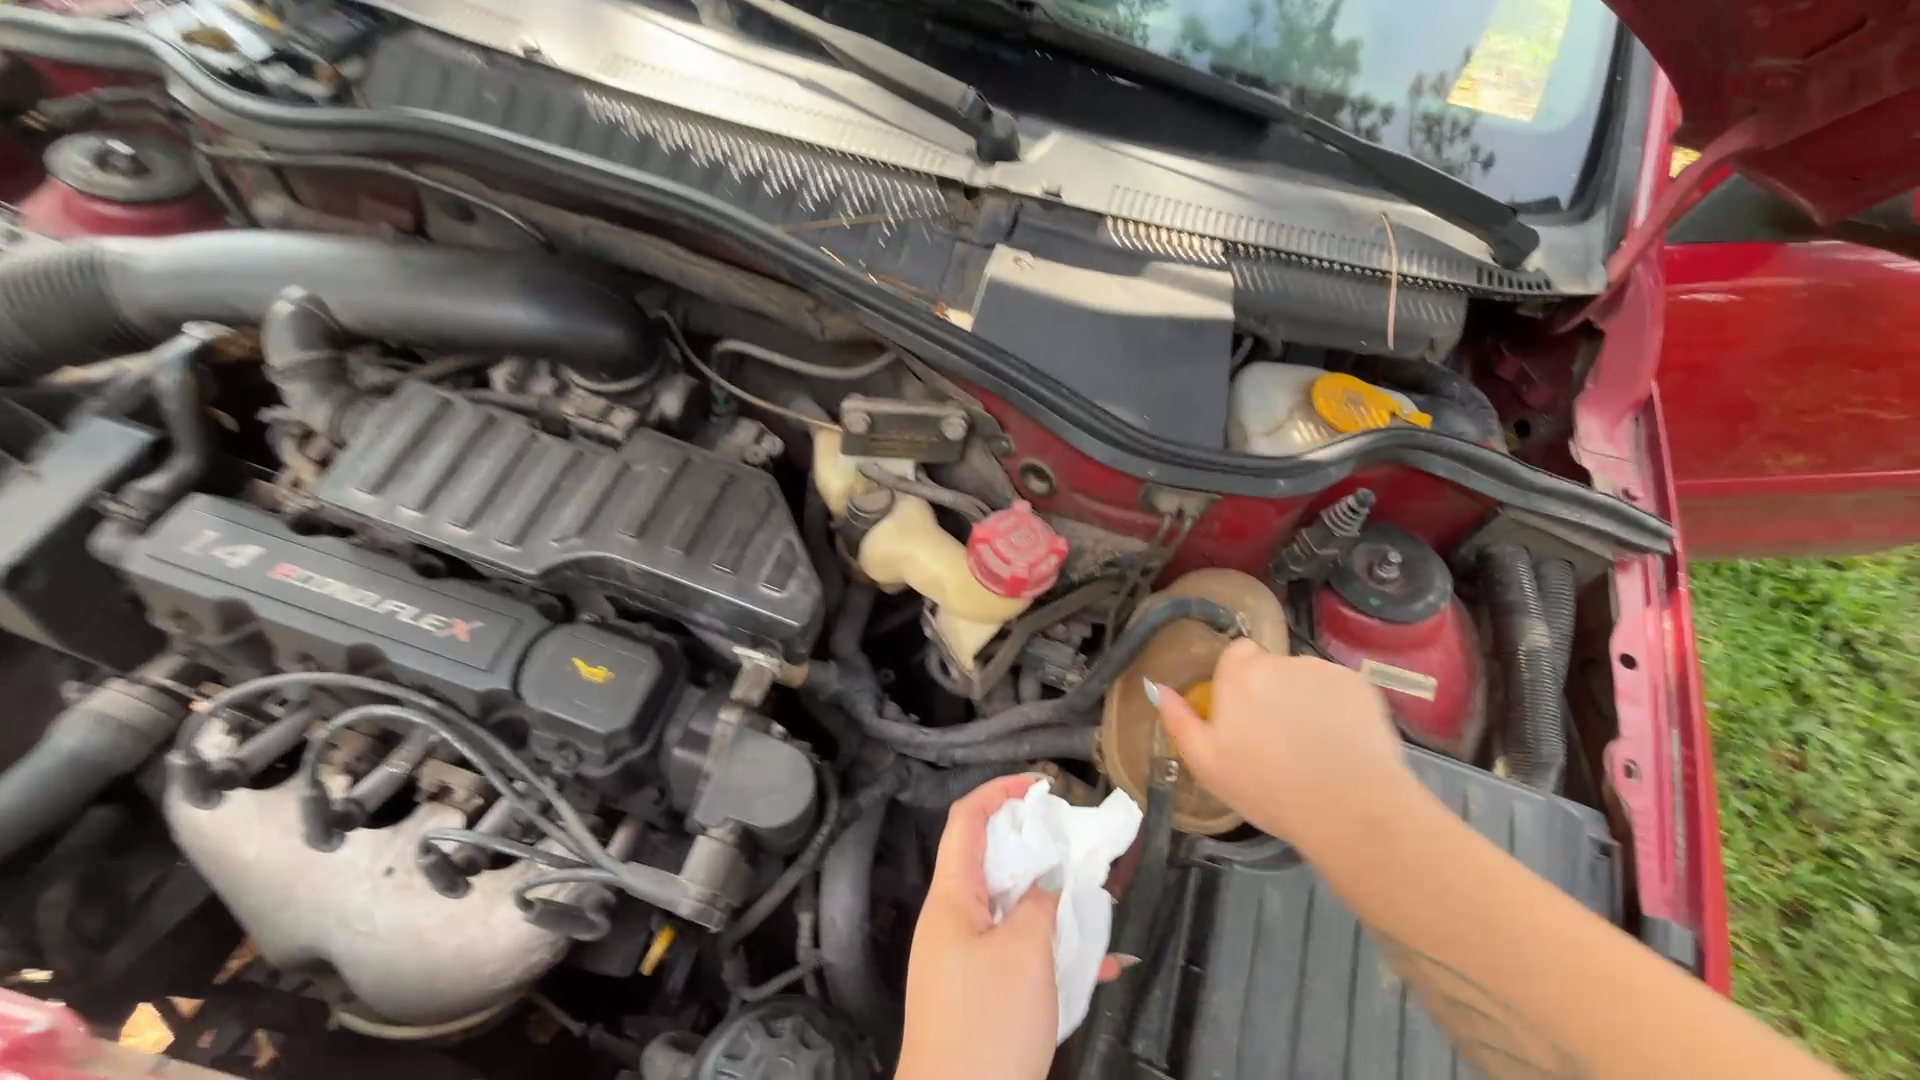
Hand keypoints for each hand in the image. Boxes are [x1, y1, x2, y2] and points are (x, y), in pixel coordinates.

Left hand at [897, 775, 1124, 1079]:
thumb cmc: (986, 1025)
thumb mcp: (1024, 954)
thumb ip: (1041, 904)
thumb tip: (1050, 879)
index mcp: (952, 898)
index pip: (966, 820)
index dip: (1000, 792)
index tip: (1042, 784)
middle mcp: (954, 919)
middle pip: (993, 861)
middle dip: (1038, 847)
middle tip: (1080, 843)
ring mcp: (966, 957)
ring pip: (1014, 908)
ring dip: (1054, 900)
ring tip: (1099, 897)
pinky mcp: (983, 992)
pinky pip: (1021, 952)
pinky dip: (1056, 949)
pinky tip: (1104, 965)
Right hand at [1150, 638, 1411, 844]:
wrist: (1349, 808)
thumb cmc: (1267, 789)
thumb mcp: (1206, 764)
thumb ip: (1178, 720)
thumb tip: (1158, 688)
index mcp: (1239, 676)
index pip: (1236, 654)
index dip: (1238, 680)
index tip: (1243, 714)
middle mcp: (1280, 662)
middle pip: (1271, 667)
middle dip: (1271, 692)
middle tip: (1276, 737)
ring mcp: (1323, 671)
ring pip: (1305, 678)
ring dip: (1303, 698)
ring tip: (1311, 744)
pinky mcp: (1359, 686)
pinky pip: (1338, 689)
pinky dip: (1336, 707)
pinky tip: (1339, 742)